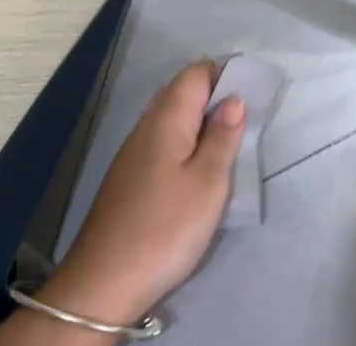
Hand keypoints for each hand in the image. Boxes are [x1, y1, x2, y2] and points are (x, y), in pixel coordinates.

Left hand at [41, 61, 244, 326]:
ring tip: (225, 148)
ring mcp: (133, 152)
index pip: (196, 72)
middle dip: (214, 98)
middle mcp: (146, 125)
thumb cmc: (166, 226)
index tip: (251, 97)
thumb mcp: (209, 182)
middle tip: (243, 124)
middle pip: (182, 91)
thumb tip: (233, 99)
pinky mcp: (129, 176)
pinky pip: (162, 142)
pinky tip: (195, 171)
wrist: (104, 283)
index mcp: (167, 117)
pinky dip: (184, 144)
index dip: (225, 75)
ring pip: (172, 118)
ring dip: (200, 124)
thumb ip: (223, 136)